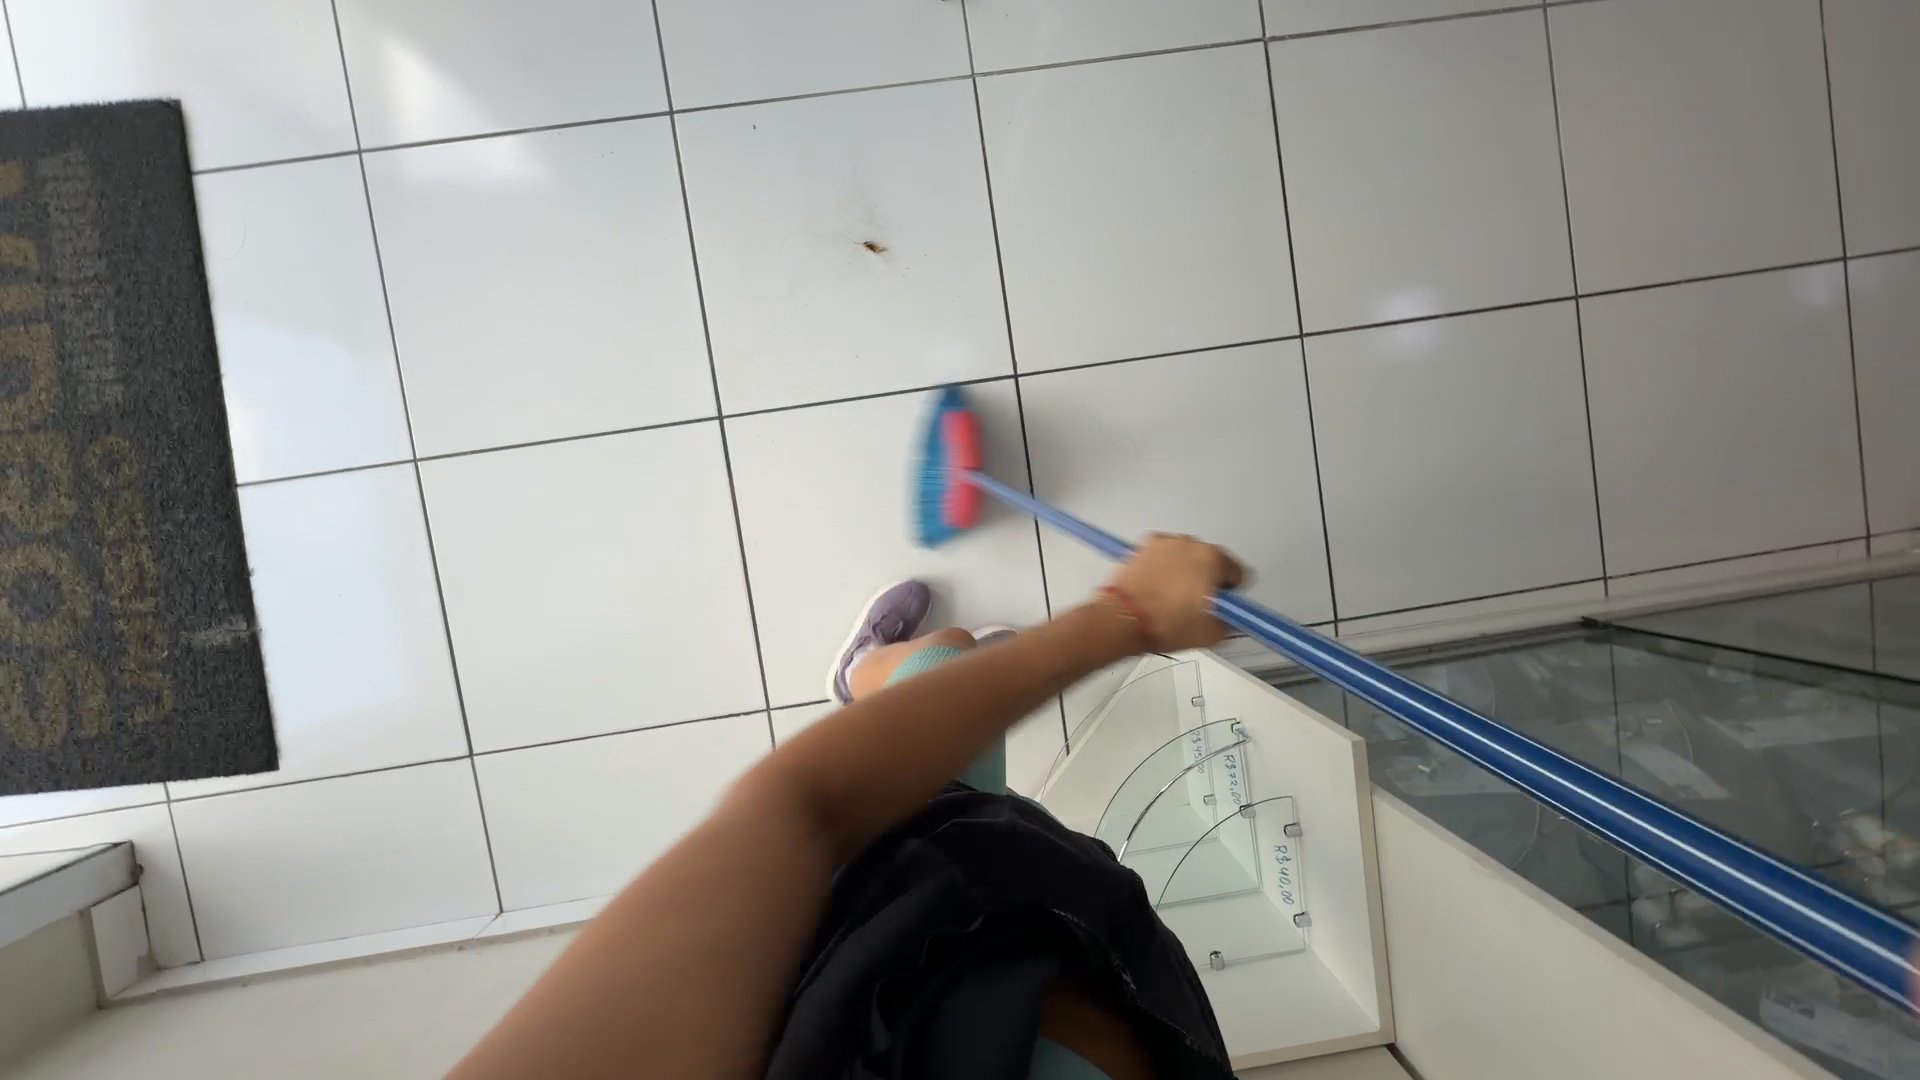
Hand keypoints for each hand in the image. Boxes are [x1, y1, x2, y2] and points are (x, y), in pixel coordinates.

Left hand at [1104, 533, 1245, 651]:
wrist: (1122, 618)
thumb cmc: (1165, 623)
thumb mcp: (1210, 633)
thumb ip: (1229, 621)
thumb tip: (1228, 618)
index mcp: (1212, 559)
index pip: (1237, 572)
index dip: (1231, 591)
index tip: (1223, 604)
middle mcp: (1189, 543)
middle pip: (1210, 560)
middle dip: (1208, 578)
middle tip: (1196, 602)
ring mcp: (1163, 542)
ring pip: (1185, 555)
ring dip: (1185, 569)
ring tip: (1172, 595)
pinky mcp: (1141, 547)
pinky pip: (1162, 554)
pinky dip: (1163, 565)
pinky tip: (1157, 585)